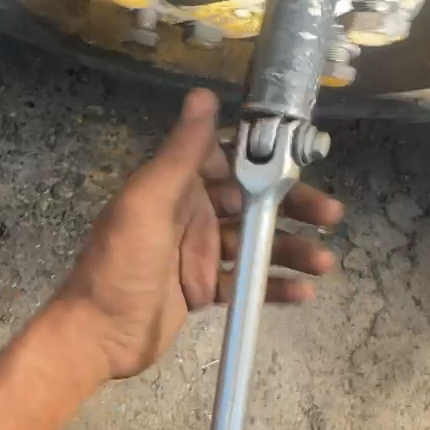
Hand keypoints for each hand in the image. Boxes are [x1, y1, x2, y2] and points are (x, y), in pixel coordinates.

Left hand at [50, 88, 343, 380]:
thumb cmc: (120, 263)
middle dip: (291, 207)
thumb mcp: (147, 202)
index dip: (264, 162)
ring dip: (290, 249)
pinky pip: (245, 283)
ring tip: (324, 262)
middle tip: (331, 215)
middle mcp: (188, 215)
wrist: (98, 333)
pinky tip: (302, 293)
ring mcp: (196, 253)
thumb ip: (179, 154)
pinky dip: (273, 286)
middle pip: (250, 203)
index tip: (302, 163)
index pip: (228, 163)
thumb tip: (202, 96)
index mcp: (174, 188)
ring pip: (254, 244)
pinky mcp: (201, 288)